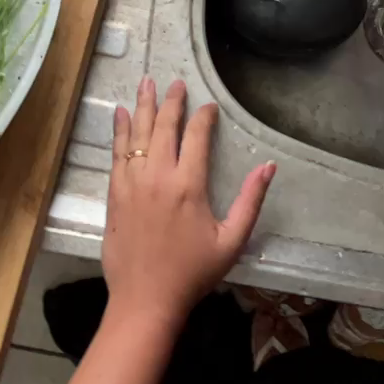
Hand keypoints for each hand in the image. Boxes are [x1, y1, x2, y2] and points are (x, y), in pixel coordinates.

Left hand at [105, 77, 274, 327]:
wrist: (145, 301)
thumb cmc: (192, 273)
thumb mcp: (232, 240)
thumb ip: (250, 201)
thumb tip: (268, 167)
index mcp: (188, 185)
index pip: (196, 137)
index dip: (204, 117)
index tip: (209, 106)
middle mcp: (158, 176)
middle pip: (163, 127)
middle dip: (171, 101)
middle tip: (174, 82)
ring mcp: (132, 184)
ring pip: (137, 135)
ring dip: (142, 107)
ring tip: (145, 83)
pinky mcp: (114, 195)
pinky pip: (116, 154)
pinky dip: (119, 131)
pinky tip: (120, 115)